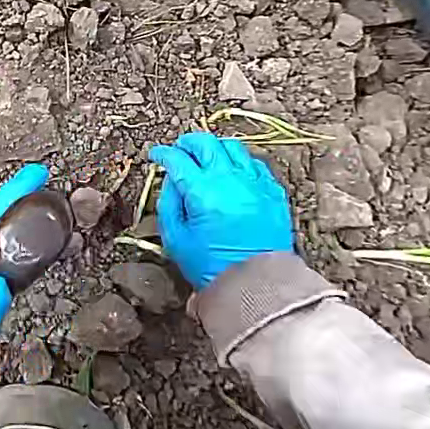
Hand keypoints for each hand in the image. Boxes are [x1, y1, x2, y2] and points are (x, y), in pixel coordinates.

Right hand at [149, 132, 293, 288]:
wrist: (255, 286)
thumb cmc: (212, 268)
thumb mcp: (177, 239)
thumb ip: (169, 203)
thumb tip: (172, 180)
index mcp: (203, 191)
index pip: (178, 159)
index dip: (163, 154)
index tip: (157, 155)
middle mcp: (230, 179)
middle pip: (206, 143)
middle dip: (188, 143)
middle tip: (180, 149)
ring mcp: (254, 182)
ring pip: (232, 147)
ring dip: (215, 148)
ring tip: (207, 157)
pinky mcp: (272, 191)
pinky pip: (254, 164)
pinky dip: (239, 163)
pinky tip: (233, 172)